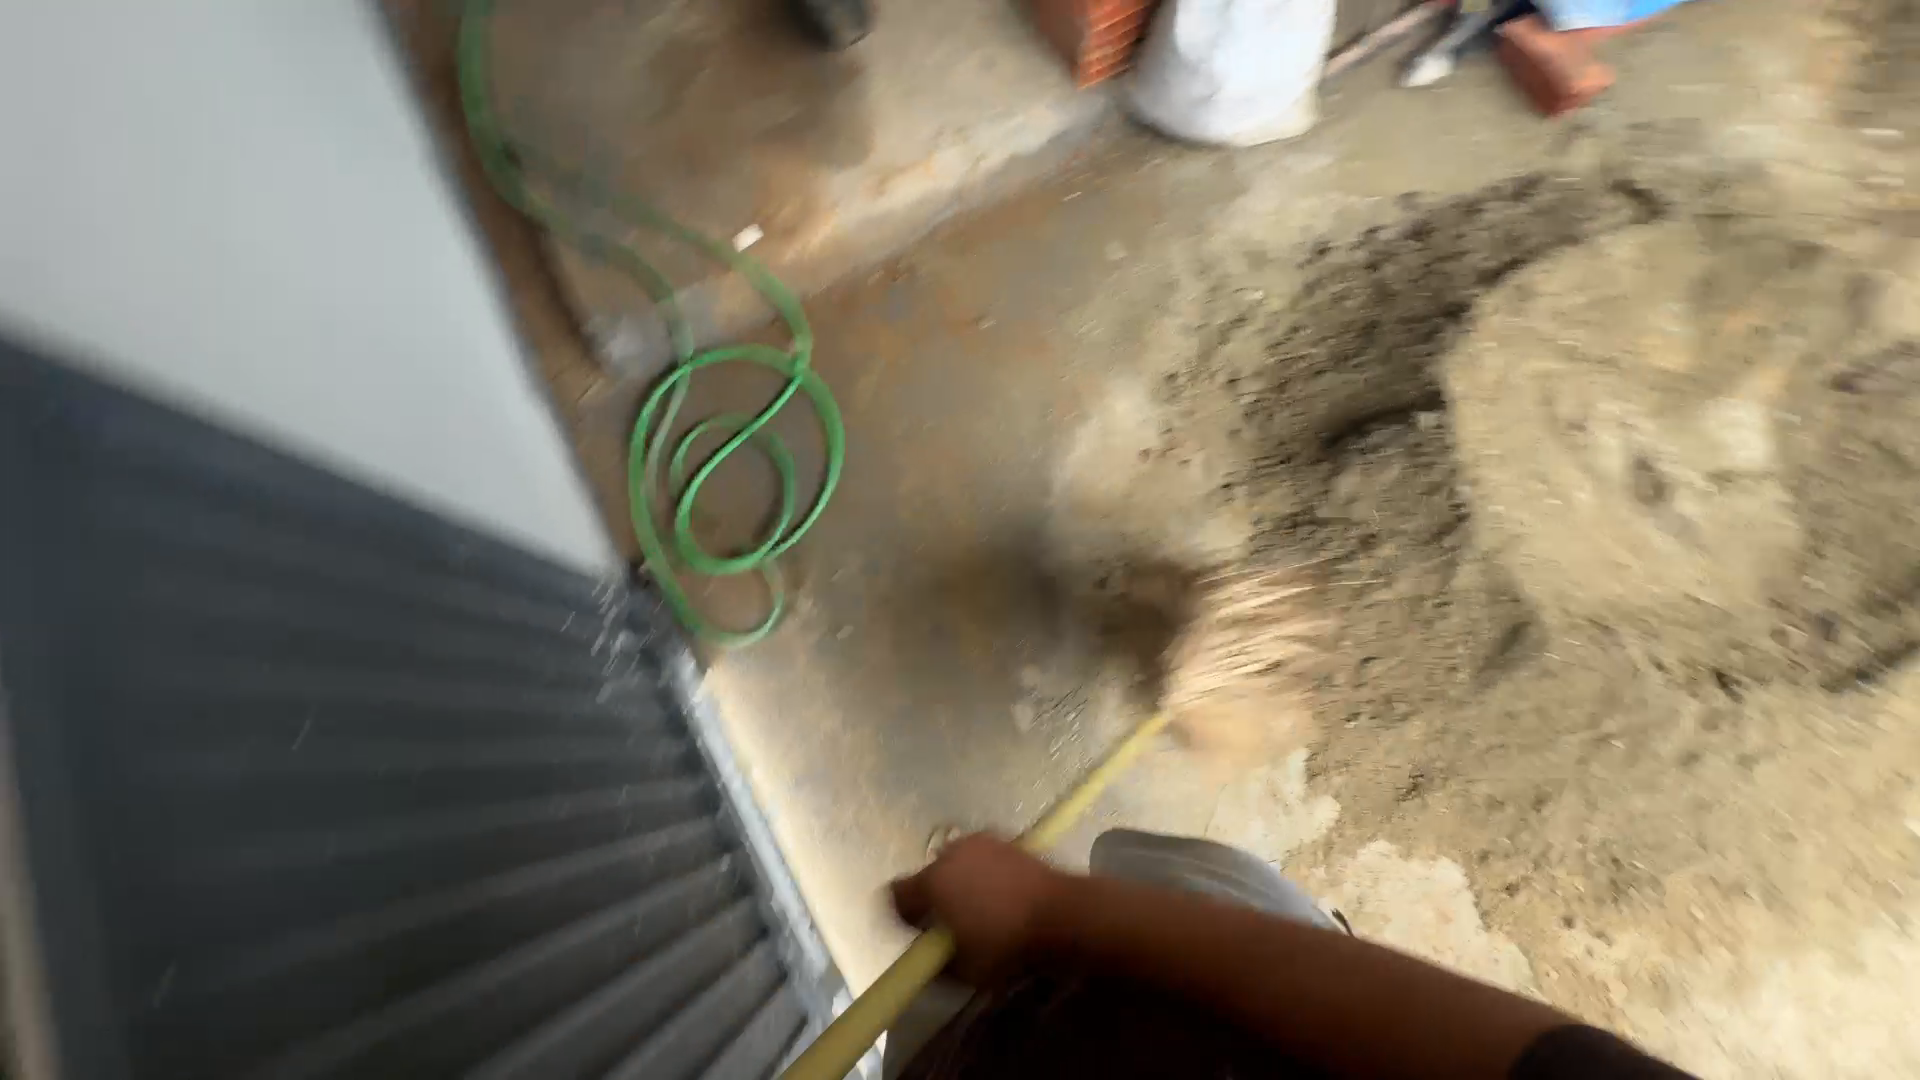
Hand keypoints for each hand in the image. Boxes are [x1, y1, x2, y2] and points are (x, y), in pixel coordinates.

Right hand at [888, 832, 1069, 983]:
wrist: (1059, 911)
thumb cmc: (1005, 944)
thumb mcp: (964, 970)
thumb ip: (935, 961)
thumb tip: (928, 955)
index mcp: (931, 882)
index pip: (896, 894)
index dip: (902, 914)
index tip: (917, 931)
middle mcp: (949, 853)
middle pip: (927, 874)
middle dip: (933, 895)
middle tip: (951, 921)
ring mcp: (978, 841)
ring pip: (954, 861)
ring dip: (958, 879)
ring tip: (979, 905)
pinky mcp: (1003, 838)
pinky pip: (980, 856)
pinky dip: (982, 870)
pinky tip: (1000, 891)